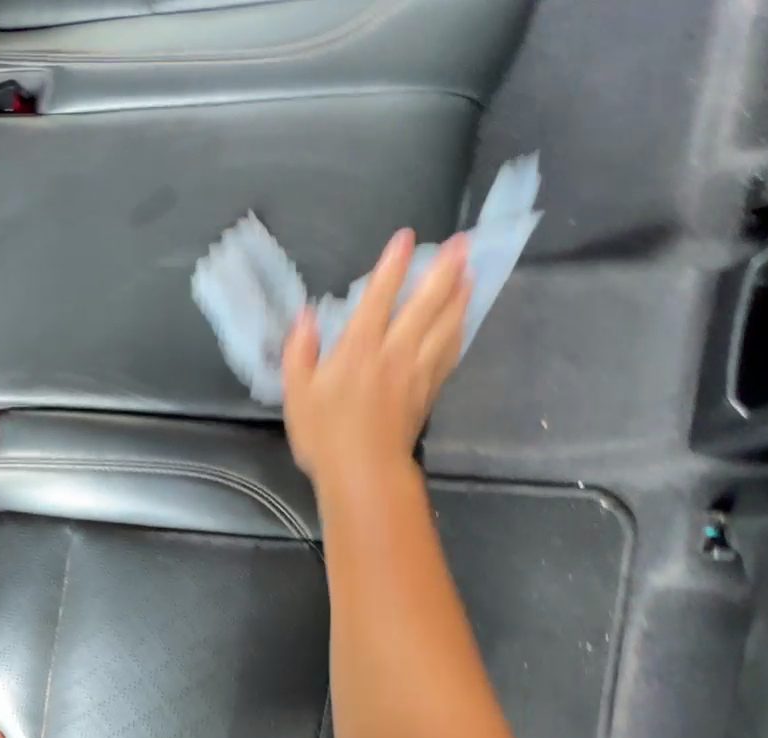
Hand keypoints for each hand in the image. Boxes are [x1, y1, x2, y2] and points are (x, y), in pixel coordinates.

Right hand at [282, 229, 471, 495]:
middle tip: (462, 243)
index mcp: (357, 350)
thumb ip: (300, 353)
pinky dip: (459, 328)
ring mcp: (417, 370)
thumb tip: (306, 317)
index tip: (407, 238)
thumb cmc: (323, 433)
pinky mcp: (429, 388)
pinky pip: (450, 349)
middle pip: (425, 304)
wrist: (364, 470)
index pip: (378, 299)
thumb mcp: (296, 394)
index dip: (392, 266)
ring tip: (471, 270)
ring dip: (460, 294)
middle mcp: (393, 352)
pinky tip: (464, 319)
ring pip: (446, 323)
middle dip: (443, 270)